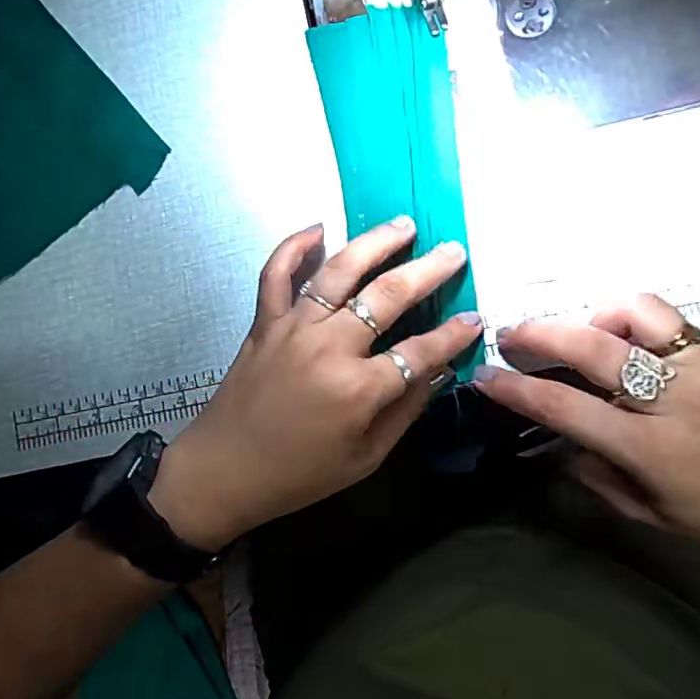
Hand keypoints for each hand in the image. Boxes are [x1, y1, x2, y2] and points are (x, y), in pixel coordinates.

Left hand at [148, 217, 482, 550]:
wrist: (224, 473)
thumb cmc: (301, 473)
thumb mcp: (367, 457)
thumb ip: (405, 410)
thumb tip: (437, 371)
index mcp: (358, 389)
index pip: (420, 351)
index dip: (453, 335)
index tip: (475, 318)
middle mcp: (328, 347)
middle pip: (386, 296)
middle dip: (428, 270)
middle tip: (454, 251)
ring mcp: (292, 328)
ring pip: (338, 271)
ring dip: (374, 243)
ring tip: (403, 225)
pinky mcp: (264, 323)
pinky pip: (277, 274)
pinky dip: (293, 247)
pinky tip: (317, 228)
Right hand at [475, 295, 699, 619]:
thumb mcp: (656, 517)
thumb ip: (600, 476)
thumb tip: (565, 441)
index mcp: (654, 451)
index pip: (565, 407)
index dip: (515, 388)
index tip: (485, 375)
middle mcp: (682, 398)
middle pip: (593, 344)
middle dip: (540, 333)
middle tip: (514, 332)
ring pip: (643, 312)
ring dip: (602, 316)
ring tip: (592, 330)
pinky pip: (688, 334)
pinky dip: (658, 343)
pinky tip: (664, 366)